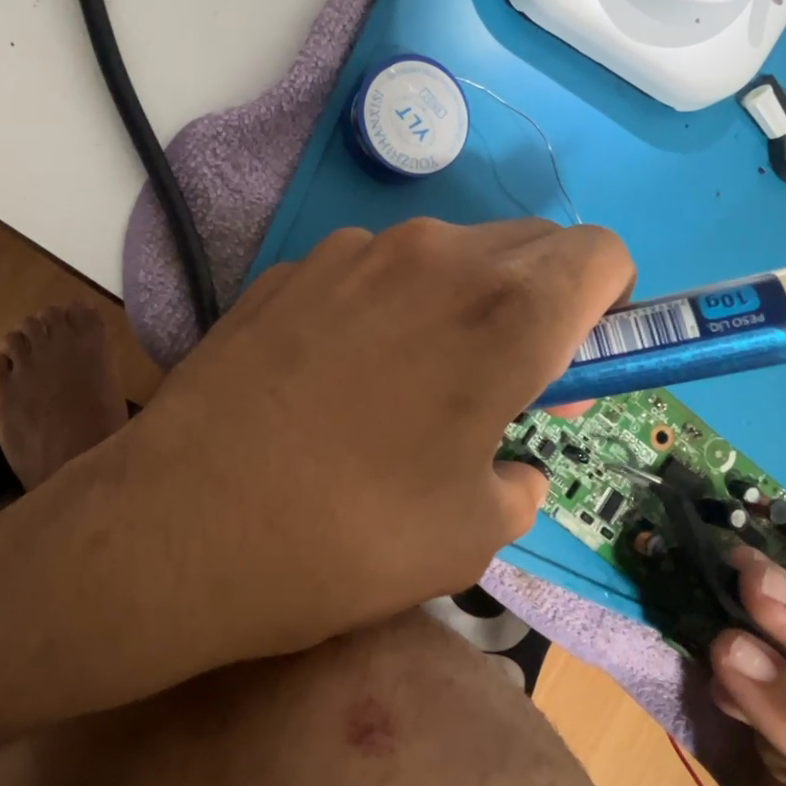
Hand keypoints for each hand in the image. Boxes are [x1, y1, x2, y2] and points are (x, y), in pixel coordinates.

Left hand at [108, 218, 632, 666]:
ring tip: (401, 388)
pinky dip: (376, 310)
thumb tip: (511, 465)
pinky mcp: (280, 273)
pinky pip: (361, 275)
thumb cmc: (349, 538)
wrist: (180, 525)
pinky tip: (328, 380)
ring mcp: (344, 256)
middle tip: (495, 386)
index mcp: (503, 311)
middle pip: (522, 247)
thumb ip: (517, 482)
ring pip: (438, 257)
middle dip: (533, 303)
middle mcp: (429, 257)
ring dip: (450, 305)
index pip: (600, 255)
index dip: (606, 306)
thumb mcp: (471, 534)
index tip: (571, 365)